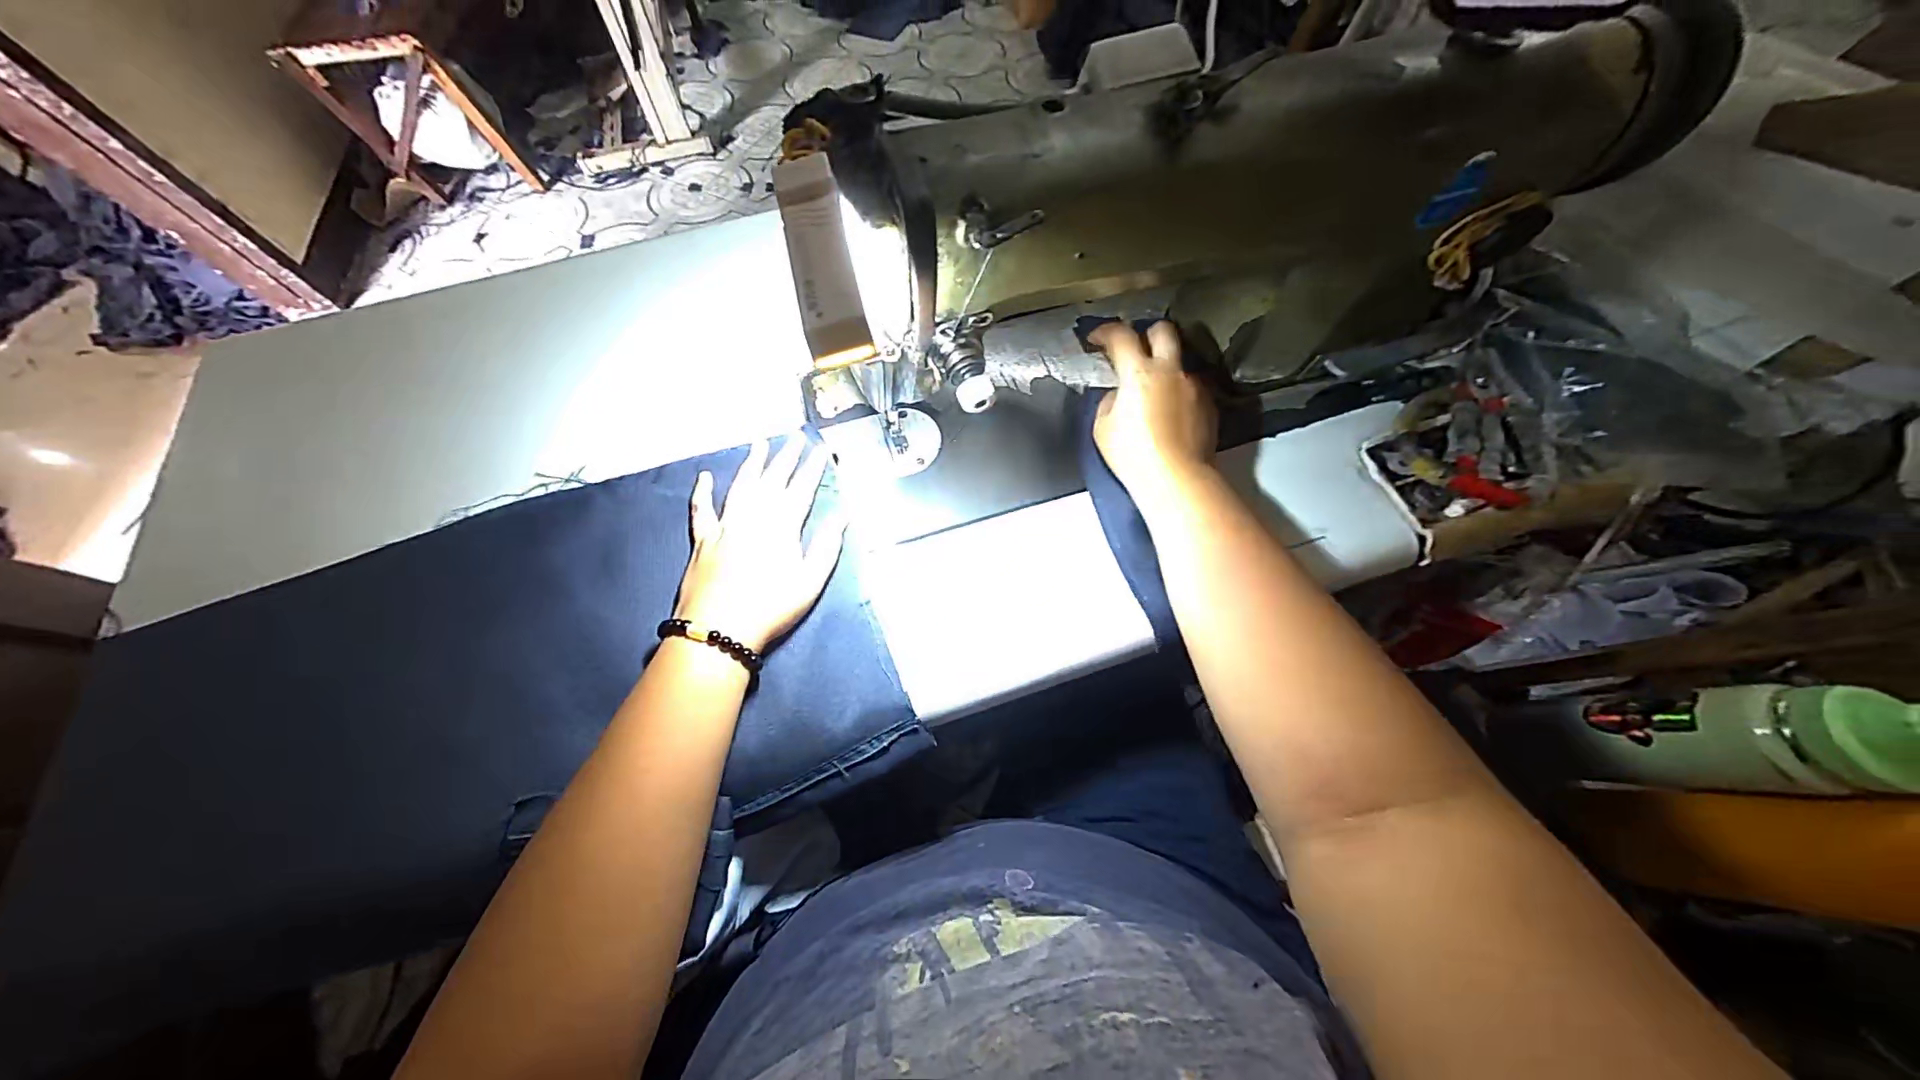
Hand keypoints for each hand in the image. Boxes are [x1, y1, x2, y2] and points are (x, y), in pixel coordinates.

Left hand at [674, 437, 845, 653]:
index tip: (821, 450)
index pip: (802, 487)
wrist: (719, 629)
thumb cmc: (771, 608)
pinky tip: (704, 477)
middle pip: (772, 478)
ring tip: (760, 442)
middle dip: (786, 456)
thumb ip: (826, 544)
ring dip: (752, 462)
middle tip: (795, 437)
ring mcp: (725, 524)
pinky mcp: (703, 539)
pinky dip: (702, 491)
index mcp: (782, 525)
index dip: (813, 467)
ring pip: (741, 484)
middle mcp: (753, 516)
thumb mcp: (810, 580)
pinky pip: (701, 508)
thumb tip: (842, 514)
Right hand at [1091, 320, 1217, 511]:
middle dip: (1147, 334)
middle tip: (1135, 349)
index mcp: (1139, 373)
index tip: (1098, 338)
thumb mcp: (1103, 428)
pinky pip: (1191, 388)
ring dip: (1165, 370)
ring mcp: (1193, 386)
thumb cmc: (1135, 456)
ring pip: (1179, 363)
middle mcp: (1170, 371)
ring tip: (1153, 392)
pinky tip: (1169, 414)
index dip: (1105, 332)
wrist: (1176, 478)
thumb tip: (1119, 395)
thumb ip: (1110, 401)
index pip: (1121, 336)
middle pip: (1163, 330)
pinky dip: (1179, 394)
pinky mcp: (1209, 404)